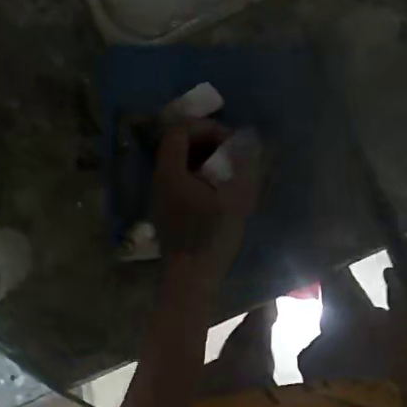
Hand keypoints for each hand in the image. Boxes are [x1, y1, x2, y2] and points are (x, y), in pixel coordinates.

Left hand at [152, 120, 263, 288]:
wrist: (191, 278)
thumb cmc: (212, 238)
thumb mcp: (236, 199)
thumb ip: (244, 165)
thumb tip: (248, 140)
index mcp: (170, 173)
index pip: (179, 132)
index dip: (206, 128)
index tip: (231, 140)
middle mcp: (158, 181)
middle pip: (177, 146)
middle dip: (206, 141)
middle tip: (232, 151)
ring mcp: (159, 197)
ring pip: (178, 163)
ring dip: (203, 158)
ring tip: (229, 168)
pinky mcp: (165, 210)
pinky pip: (179, 180)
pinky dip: (198, 174)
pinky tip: (218, 188)